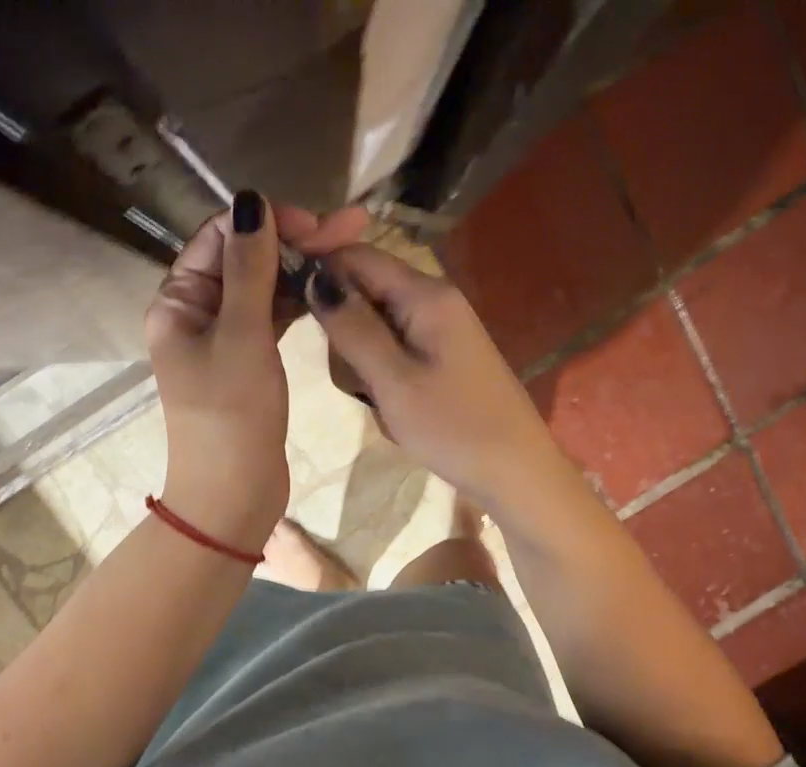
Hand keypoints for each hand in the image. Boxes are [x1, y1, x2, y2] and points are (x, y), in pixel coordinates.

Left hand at [144, 194, 368, 551]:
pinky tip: (329, 290)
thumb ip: (249, 269)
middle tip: (354, 228)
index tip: (318, 223)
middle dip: (295, 241)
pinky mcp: (249, 362)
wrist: (233, 495)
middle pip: (245, 258)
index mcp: (179, 301)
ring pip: (263, 287)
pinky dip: (298, 302)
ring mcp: (224, 339)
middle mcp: (197, 313)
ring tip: (351, 251)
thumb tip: (251, 202)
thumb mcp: (242, 336)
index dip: (267, 221)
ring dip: (301, 268)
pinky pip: (272, 317)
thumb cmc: (231, 416)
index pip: (219, 237)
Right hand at [306, 245, 570, 513]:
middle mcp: (436, 299)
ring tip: (378, 401)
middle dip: (344, 330)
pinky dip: (384, 377)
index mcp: (426, 294)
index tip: (289, 310)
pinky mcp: (444, 356)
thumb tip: (313, 276)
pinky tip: (395, 408)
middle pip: (365, 289)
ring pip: (376, 325)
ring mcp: (443, 329)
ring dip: (363, 362)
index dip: (318, 270)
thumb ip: (351, 327)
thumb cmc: (454, 428)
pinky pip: (396, 350)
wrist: (517, 472)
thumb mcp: (393, 381)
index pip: (356, 255)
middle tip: (355, 380)